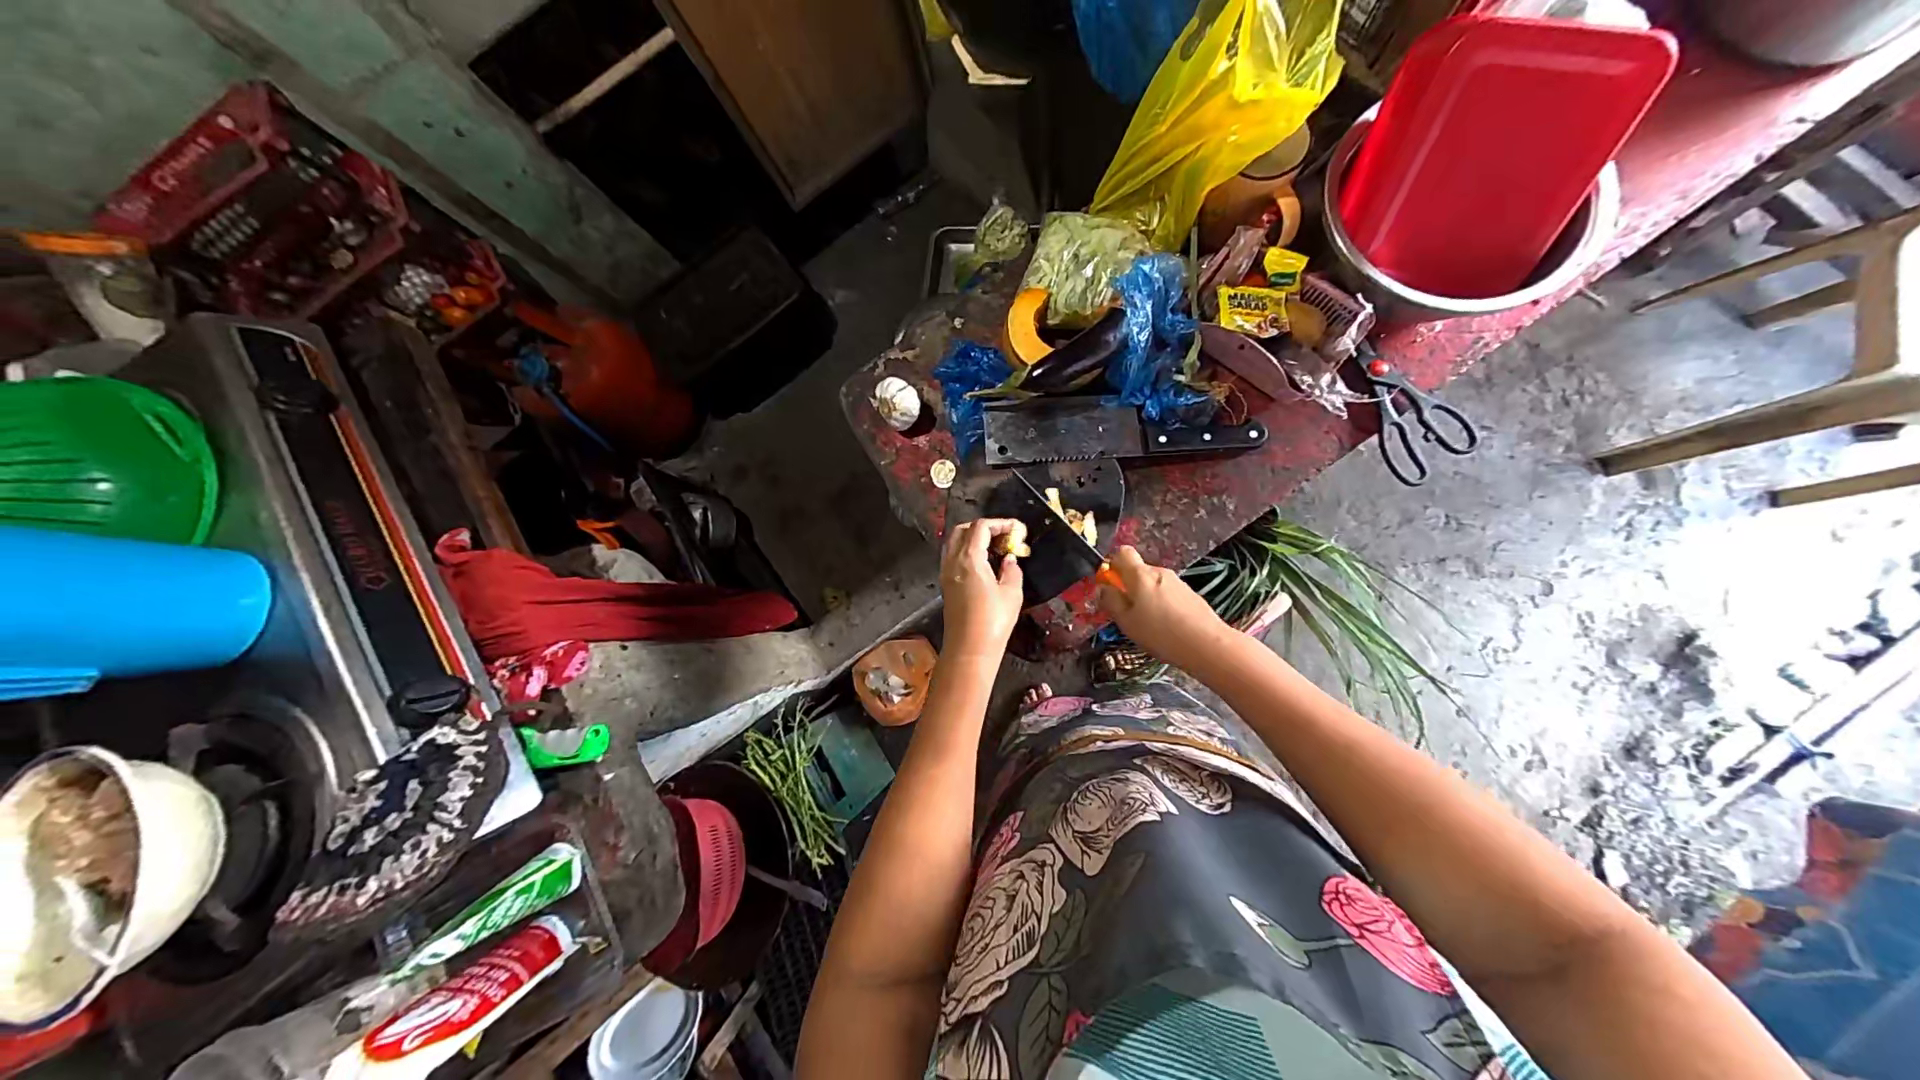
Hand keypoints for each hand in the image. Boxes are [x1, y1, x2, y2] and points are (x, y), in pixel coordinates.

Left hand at [940, 518, 1026, 655]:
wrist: (970, 650)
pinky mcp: (946, 585)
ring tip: (995, 548)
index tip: (1016, 528)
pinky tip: (985, 563)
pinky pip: (953, 557)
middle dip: (984, 527)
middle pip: (963, 530)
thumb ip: (1012, 570)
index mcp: (969, 559)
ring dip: (973, 538)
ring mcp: (946, 574)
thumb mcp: (1012, 593)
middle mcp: (952, 562)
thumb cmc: (992, 622)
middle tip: (1004, 535)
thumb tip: (1009, 559)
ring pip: (954, 543)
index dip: (1000, 523)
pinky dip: (967, 551)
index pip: (980, 527)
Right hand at [1095, 546, 1236, 672]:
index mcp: (1140, 575)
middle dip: (1129, 587)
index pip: (1121, 553)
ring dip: (1146, 597)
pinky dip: (1162, 605)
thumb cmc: (1161, 633)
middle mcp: (1159, 572)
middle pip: (1138, 570)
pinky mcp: (1190, 594)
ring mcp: (1177, 582)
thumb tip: (1102, 588)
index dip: (1112, 565)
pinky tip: (1166, 627)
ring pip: (1153, 583)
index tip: (1109, 585)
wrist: (1206, 644)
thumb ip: (1111, 601)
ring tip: (1148, 624)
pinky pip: (1168, 593)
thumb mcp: (1126, 622)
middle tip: (1127, 612)